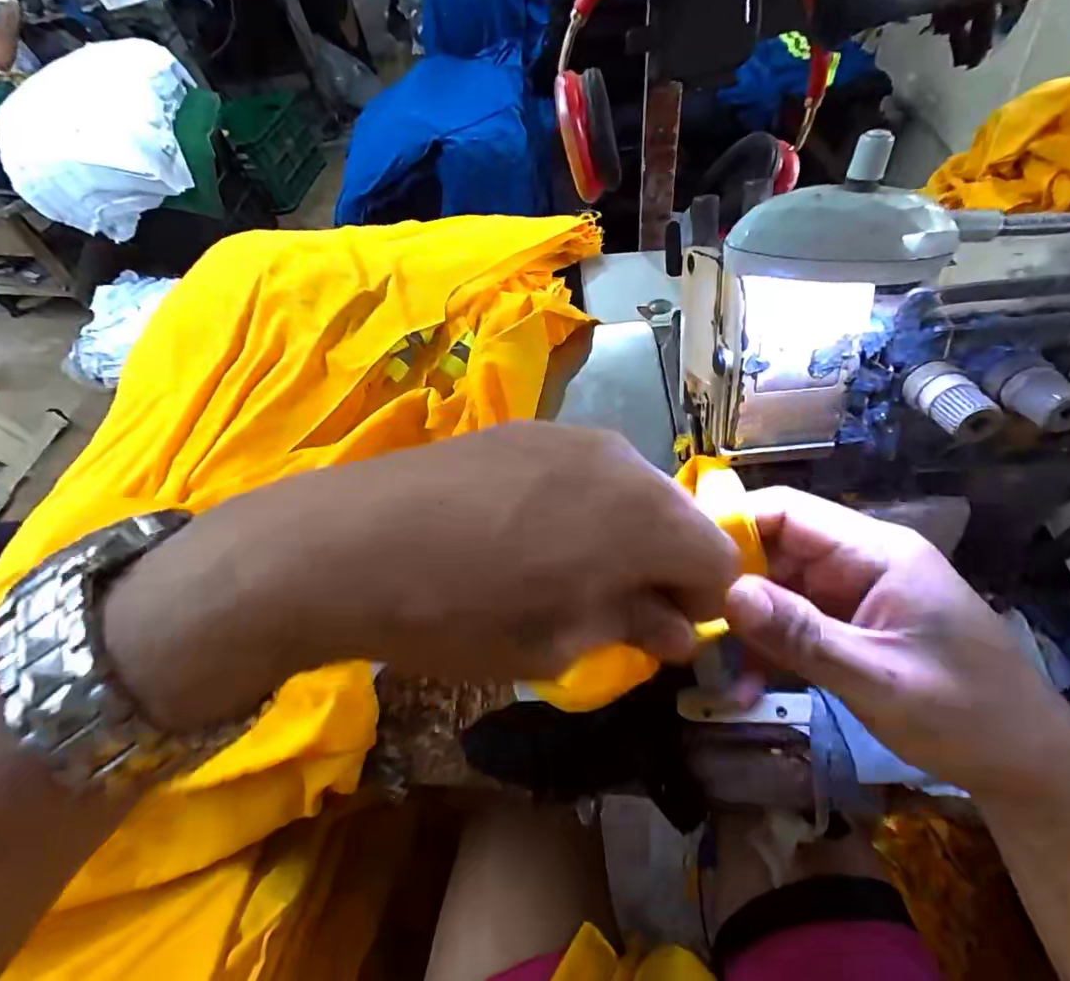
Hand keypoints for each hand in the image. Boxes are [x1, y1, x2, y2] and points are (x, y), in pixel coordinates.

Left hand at [105, 424, 738, 729]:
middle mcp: (620, 459)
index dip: (702, 604)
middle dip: (662, 566)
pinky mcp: (523, 427)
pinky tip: (523, 533)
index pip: (720, 560)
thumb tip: (675, 626)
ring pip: (628, 489)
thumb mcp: (556, 643)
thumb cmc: (461, 612)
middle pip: (677, 517)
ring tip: (561, 570)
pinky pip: (581, 470)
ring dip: (619, 533)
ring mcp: (569, 434)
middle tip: (612, 608)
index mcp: (646, 517)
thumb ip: (630, 626)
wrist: (349, 543)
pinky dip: (578, 506)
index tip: (660, 632)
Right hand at [722, 488, 1069, 797]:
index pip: (786, 511)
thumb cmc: (970, 716)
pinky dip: (766, 650)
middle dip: (730, 584)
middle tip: (688, 622)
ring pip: (774, 590)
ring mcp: (849, 595)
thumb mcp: (881, 678)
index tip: (685, 558)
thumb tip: (727, 594)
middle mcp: (855, 562)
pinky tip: (746, 686)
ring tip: (715, 666)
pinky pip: (790, 624)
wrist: (1031, 771)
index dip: (732, 524)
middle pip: (773, 549)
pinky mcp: (845, 627)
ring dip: (744, 626)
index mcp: (874, 551)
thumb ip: (803, 636)